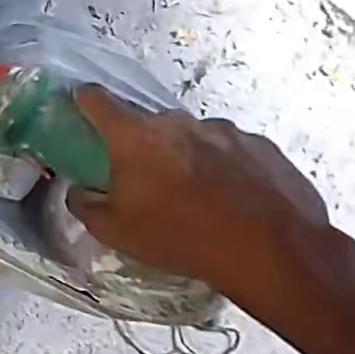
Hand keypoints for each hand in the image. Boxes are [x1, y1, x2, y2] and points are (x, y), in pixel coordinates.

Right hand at [65, 85, 339, 310]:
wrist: (275, 254)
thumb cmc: (180, 236)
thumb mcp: (113, 230)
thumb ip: (84, 202)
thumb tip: (80, 189)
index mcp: (134, 136)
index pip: (97, 100)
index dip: (85, 99)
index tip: (81, 104)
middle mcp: (178, 123)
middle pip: (149, 123)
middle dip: (142, 143)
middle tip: (146, 176)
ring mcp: (226, 132)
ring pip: (193, 137)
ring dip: (186, 155)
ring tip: (197, 193)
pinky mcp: (265, 148)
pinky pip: (233, 151)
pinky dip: (226, 167)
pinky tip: (233, 198)